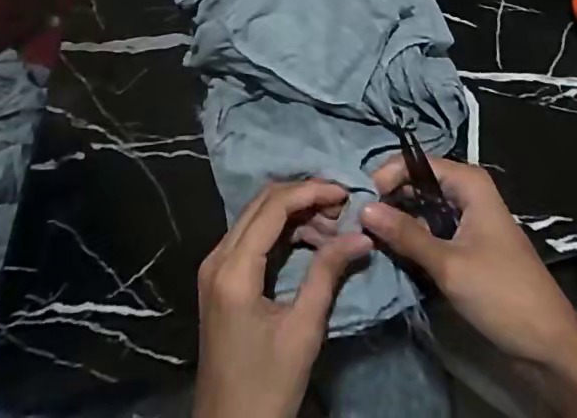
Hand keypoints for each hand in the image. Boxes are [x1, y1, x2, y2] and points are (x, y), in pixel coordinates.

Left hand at [194, 181, 372, 417]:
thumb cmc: (267, 385)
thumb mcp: (304, 329)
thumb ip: (327, 272)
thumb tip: (361, 234)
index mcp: (233, 269)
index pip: (274, 206)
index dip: (312, 191)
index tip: (347, 193)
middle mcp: (217, 258)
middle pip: (263, 202)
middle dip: (305, 196)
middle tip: (343, 208)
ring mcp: (215, 267)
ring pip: (257, 215)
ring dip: (296, 212)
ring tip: (333, 228)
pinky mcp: (220, 279)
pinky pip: (253, 236)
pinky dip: (283, 230)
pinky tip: (311, 241)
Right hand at [361, 157, 576, 417]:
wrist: (546, 343)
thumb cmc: (501, 293)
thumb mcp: (448, 264)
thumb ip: (406, 234)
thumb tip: (364, 209)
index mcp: (470, 183)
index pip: (419, 163)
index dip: (389, 176)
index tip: (361, 201)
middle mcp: (469, 192)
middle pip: (420, 183)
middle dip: (390, 198)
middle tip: (357, 221)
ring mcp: (469, 219)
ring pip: (424, 207)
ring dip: (399, 219)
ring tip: (366, 236)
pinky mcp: (467, 244)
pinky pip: (432, 229)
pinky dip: (412, 237)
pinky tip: (390, 250)